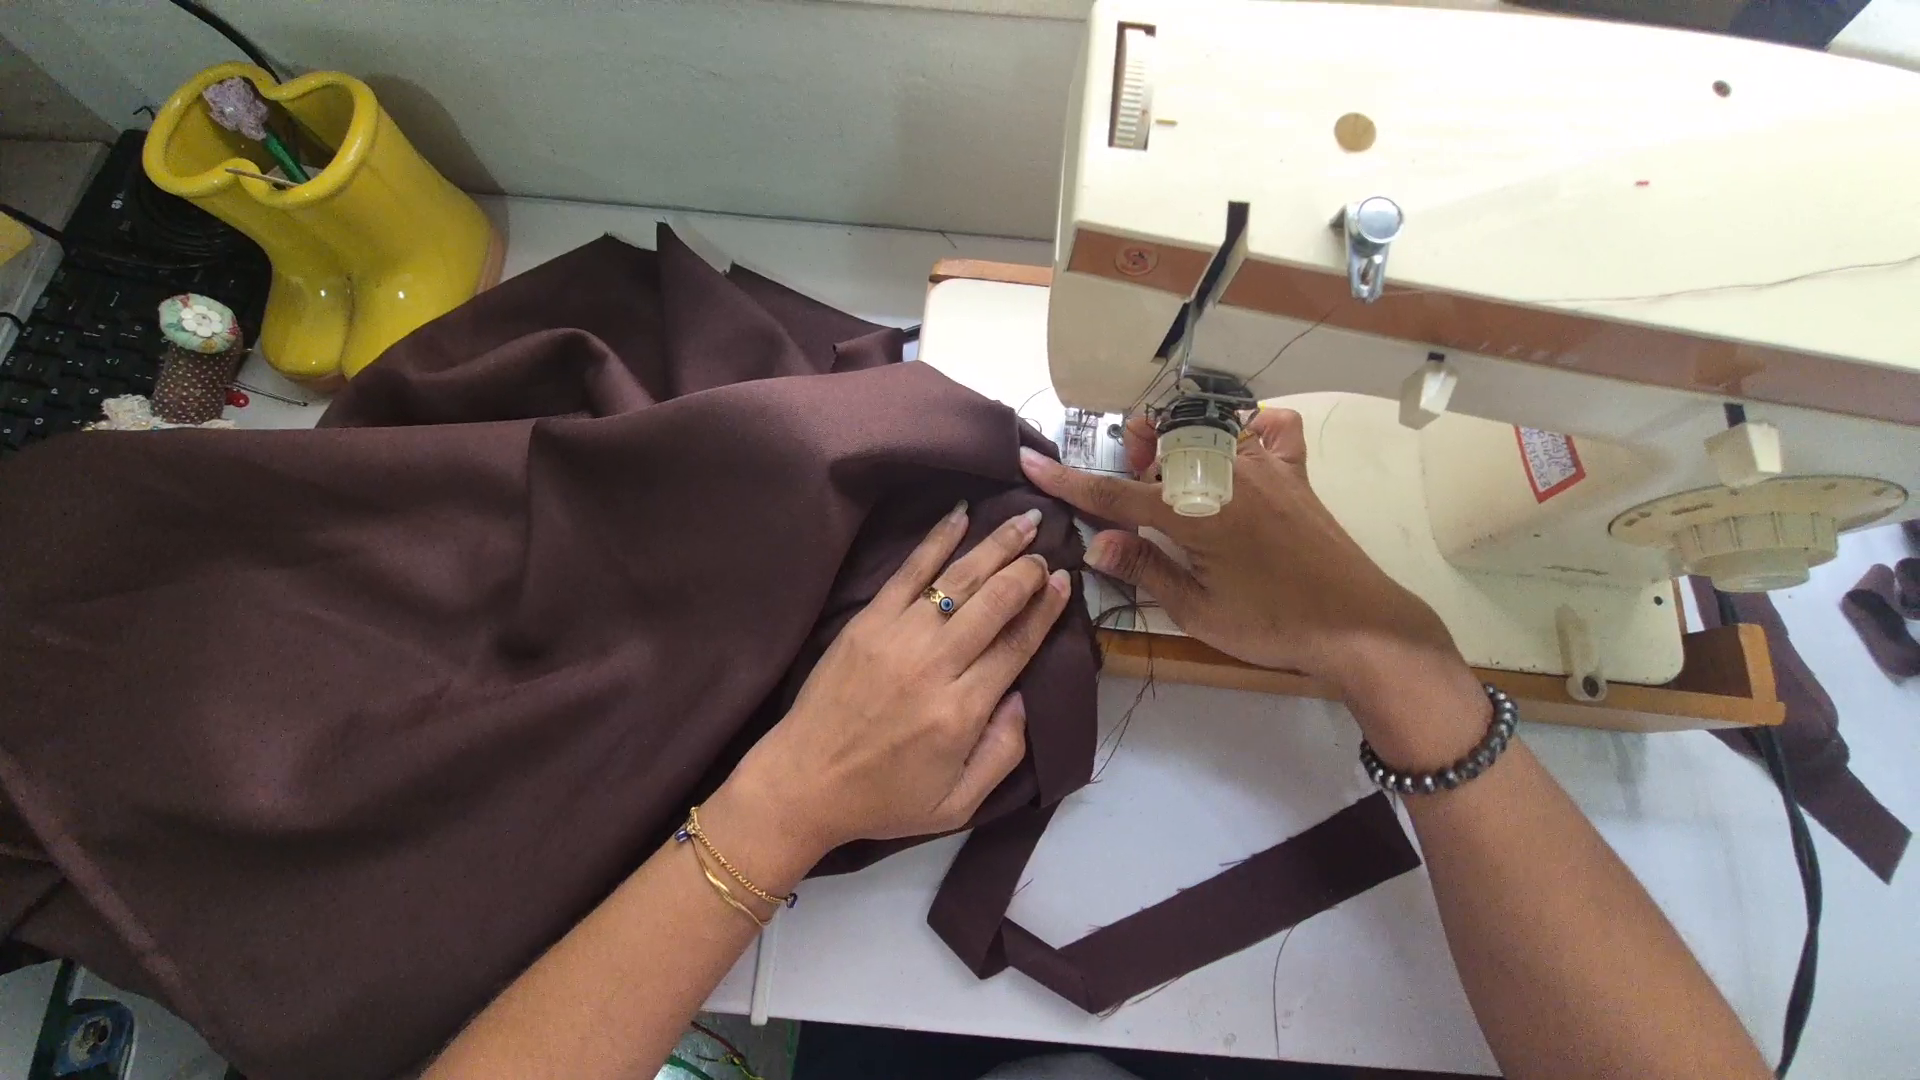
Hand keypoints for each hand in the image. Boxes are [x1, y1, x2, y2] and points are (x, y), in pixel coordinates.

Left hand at [719, 502, 1071, 860]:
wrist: (803, 782)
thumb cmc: (884, 797)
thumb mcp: (958, 803)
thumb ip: (1004, 753)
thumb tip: (1025, 695)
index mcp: (963, 711)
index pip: (1017, 644)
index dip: (1045, 609)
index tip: (1064, 581)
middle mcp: (935, 665)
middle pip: (994, 602)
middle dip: (1027, 570)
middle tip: (1048, 550)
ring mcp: (898, 636)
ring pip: (958, 579)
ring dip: (995, 546)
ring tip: (1024, 521)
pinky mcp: (867, 621)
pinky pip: (908, 570)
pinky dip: (936, 540)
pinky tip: (960, 515)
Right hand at [1018, 410, 1452, 696]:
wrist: (1361, 628)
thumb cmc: (1272, 625)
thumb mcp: (1197, 610)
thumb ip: (1144, 568)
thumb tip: (1095, 543)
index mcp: (1195, 511)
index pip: (1115, 494)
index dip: (1068, 480)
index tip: (1031, 460)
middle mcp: (1226, 475)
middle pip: (1159, 449)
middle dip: (1131, 463)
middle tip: (1130, 498)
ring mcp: (1266, 467)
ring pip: (1203, 432)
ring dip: (1174, 447)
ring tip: (1170, 476)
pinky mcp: (1295, 473)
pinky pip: (1269, 429)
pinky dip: (1247, 430)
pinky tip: (1237, 452)